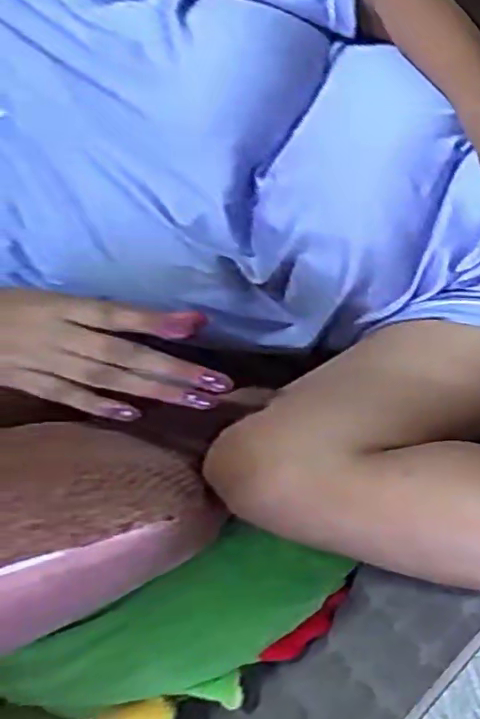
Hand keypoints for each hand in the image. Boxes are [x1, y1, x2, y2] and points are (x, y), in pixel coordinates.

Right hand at [0, 292, 231, 419]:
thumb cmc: (20, 312)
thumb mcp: (66, 304)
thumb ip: (129, 315)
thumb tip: (196, 319)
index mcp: (61, 308)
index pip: (112, 313)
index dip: (154, 320)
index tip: (199, 325)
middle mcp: (53, 334)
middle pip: (120, 352)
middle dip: (173, 369)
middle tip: (220, 383)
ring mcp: (34, 358)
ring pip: (101, 376)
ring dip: (153, 390)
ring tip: (200, 401)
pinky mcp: (18, 378)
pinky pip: (60, 393)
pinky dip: (96, 404)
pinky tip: (132, 415)